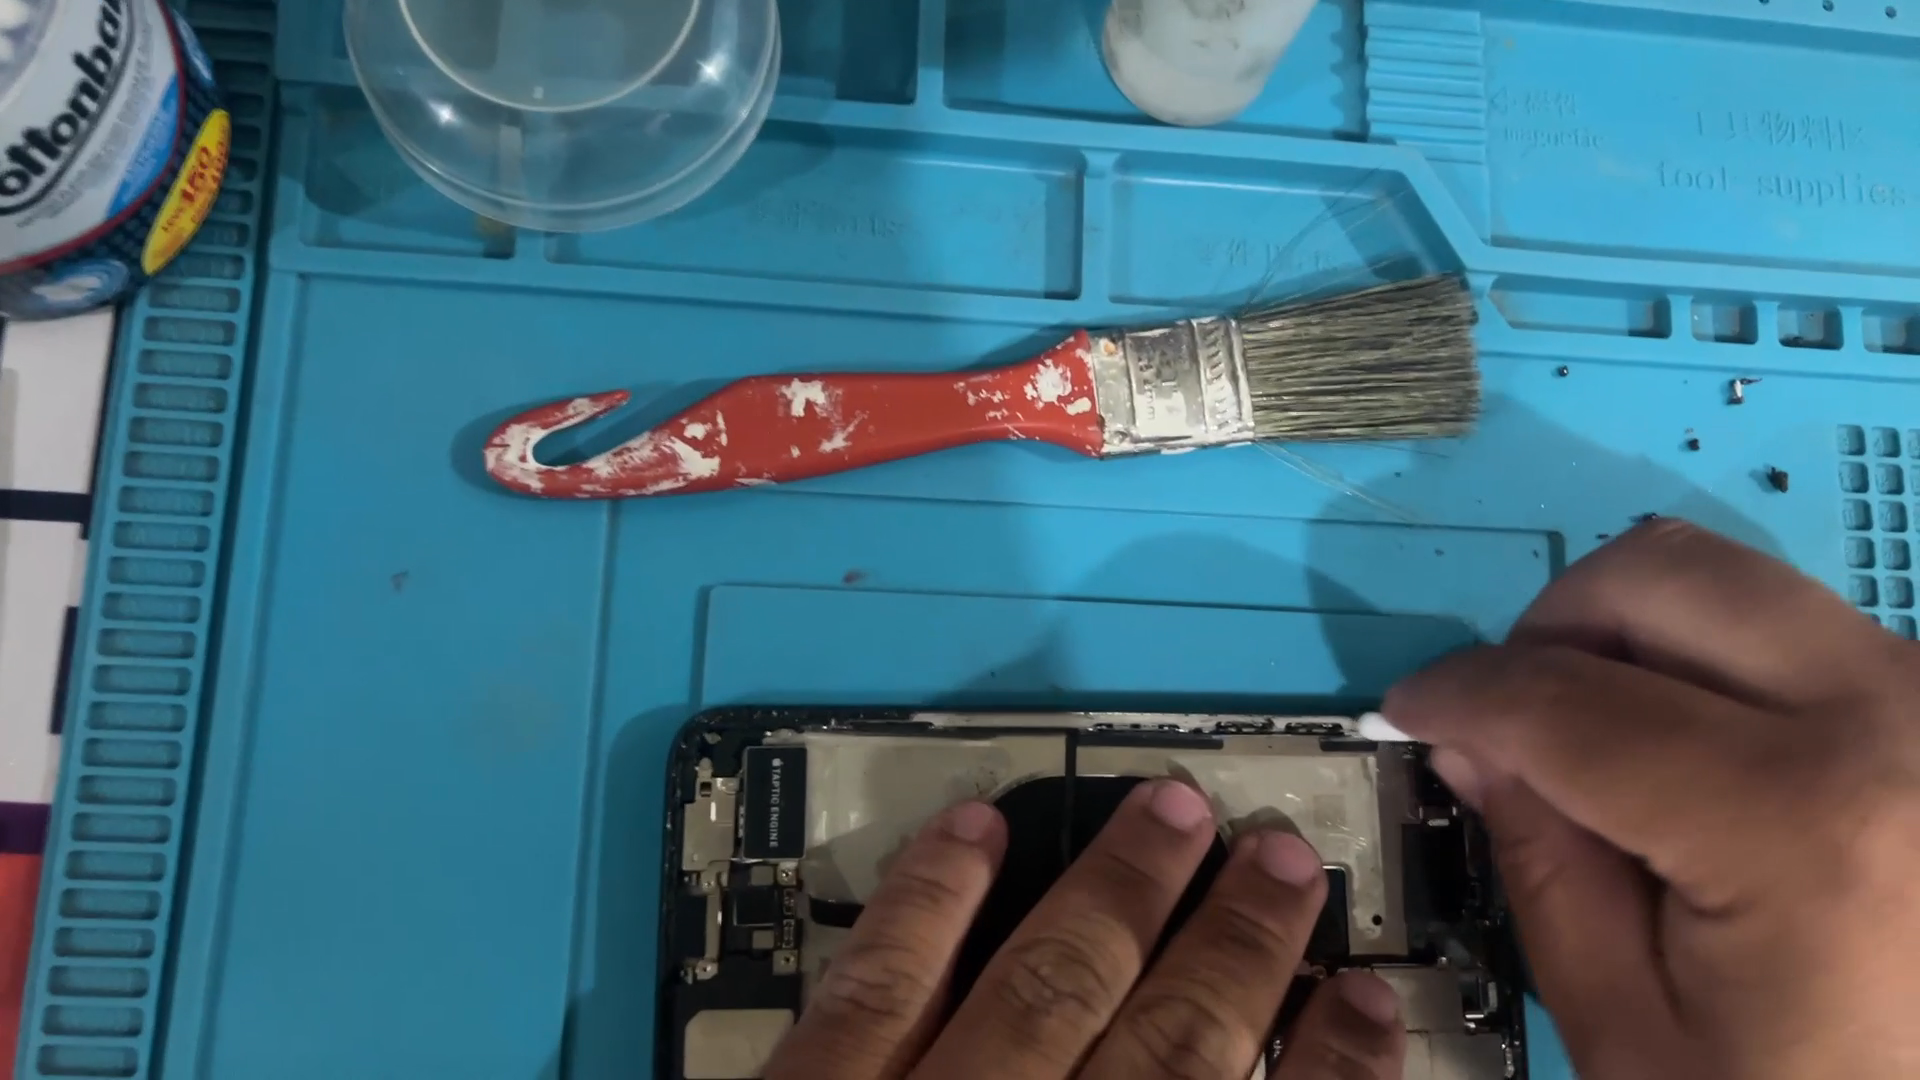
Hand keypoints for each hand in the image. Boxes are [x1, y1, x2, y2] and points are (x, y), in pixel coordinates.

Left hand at [763, 779, 1404, 1079]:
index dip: (1330, 1073)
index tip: (1369, 996)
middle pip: (1164, 1045)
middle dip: (1235, 945)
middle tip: (1285, 854)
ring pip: (1046, 981)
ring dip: (1120, 891)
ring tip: (1177, 809)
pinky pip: (882, 976)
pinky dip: (933, 894)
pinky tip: (977, 822)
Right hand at [1385, 520, 1919, 1079]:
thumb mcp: (1628, 1016)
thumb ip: (1537, 858)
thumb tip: (1465, 742)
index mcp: (1803, 826)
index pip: (1559, 699)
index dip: (1451, 693)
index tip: (1403, 711)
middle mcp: (1900, 729)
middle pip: (1659, 575)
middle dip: (1545, 629)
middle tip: (1517, 712)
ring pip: (1730, 580)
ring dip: (1623, 632)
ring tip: (1605, 726)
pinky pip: (1793, 630)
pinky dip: (1702, 659)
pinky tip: (1696, 750)